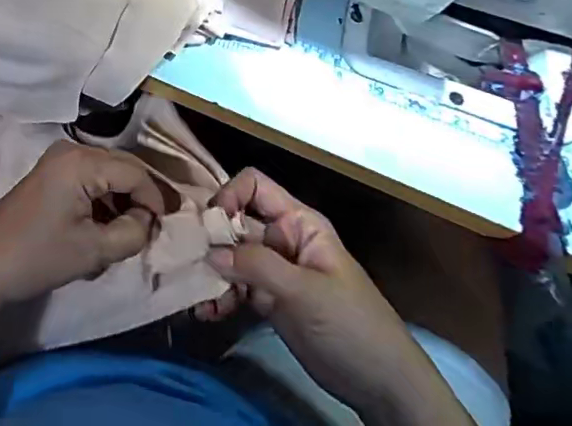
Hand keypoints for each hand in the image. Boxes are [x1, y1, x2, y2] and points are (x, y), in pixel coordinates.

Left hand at [0, 141, 162, 333]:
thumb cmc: (38, 257)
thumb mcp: (93, 251)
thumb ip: (132, 232)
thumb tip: (149, 221)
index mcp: (81, 161)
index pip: (135, 172)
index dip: (155, 199)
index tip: (164, 229)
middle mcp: (72, 149)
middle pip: (123, 166)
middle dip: (141, 197)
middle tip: (155, 229)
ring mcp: (59, 158)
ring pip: (108, 172)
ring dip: (123, 199)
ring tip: (130, 232)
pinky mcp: (52, 172)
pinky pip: (91, 178)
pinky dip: (104, 199)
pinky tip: (106, 226)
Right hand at [197, 168, 456, 424]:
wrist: (382, 386)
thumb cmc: (352, 325)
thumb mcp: (306, 292)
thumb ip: (258, 266)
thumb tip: (211, 251)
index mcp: (298, 222)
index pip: (255, 187)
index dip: (230, 196)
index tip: (212, 225)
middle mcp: (282, 239)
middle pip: (236, 222)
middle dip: (212, 239)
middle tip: (188, 262)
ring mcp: (274, 271)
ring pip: (231, 256)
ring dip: (211, 272)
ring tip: (195, 296)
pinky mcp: (269, 300)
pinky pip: (236, 287)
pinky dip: (220, 296)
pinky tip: (207, 312)